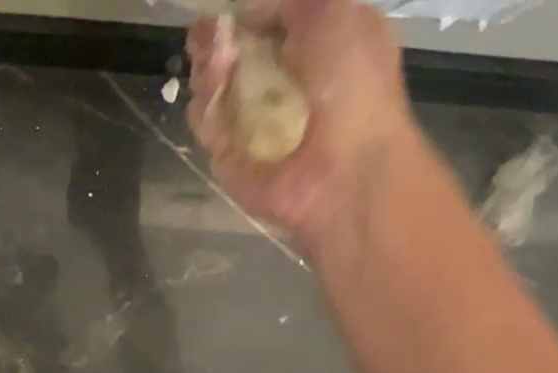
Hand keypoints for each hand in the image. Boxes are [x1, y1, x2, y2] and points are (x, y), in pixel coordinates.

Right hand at [187, 0, 413, 250]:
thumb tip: (248, 15)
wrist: (343, 170)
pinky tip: (214, 97)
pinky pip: (206, 124)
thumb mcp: (336, 12)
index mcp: (316, 50)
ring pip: (213, 87)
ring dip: (209, 71)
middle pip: (232, 56)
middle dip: (216, 42)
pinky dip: (206, 108)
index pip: (267, 27)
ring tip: (219, 67)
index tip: (226, 17)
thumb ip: (292, 3)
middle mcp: (282, 87)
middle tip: (211, 41)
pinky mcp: (228, 158)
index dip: (244, 18)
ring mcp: (252, 125)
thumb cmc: (352, 85)